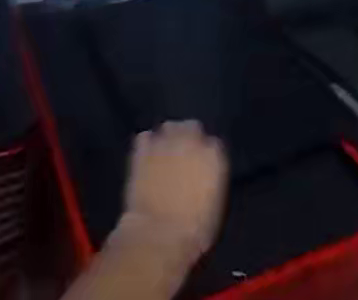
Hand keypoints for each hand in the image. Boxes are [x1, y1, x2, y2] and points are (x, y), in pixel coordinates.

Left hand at [115, 120, 228, 265]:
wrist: (160, 231)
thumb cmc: (195, 229)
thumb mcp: (214, 203)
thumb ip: (210, 177)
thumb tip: (203, 172)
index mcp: (213, 156)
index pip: (214, 143)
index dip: (207, 153)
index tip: (203, 163)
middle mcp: (190, 140)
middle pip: (191, 127)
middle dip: (189, 136)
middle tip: (184, 153)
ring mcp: (164, 140)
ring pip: (169, 127)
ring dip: (169, 137)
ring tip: (165, 152)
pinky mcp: (142, 146)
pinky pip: (146, 137)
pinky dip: (148, 144)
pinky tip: (147, 156)